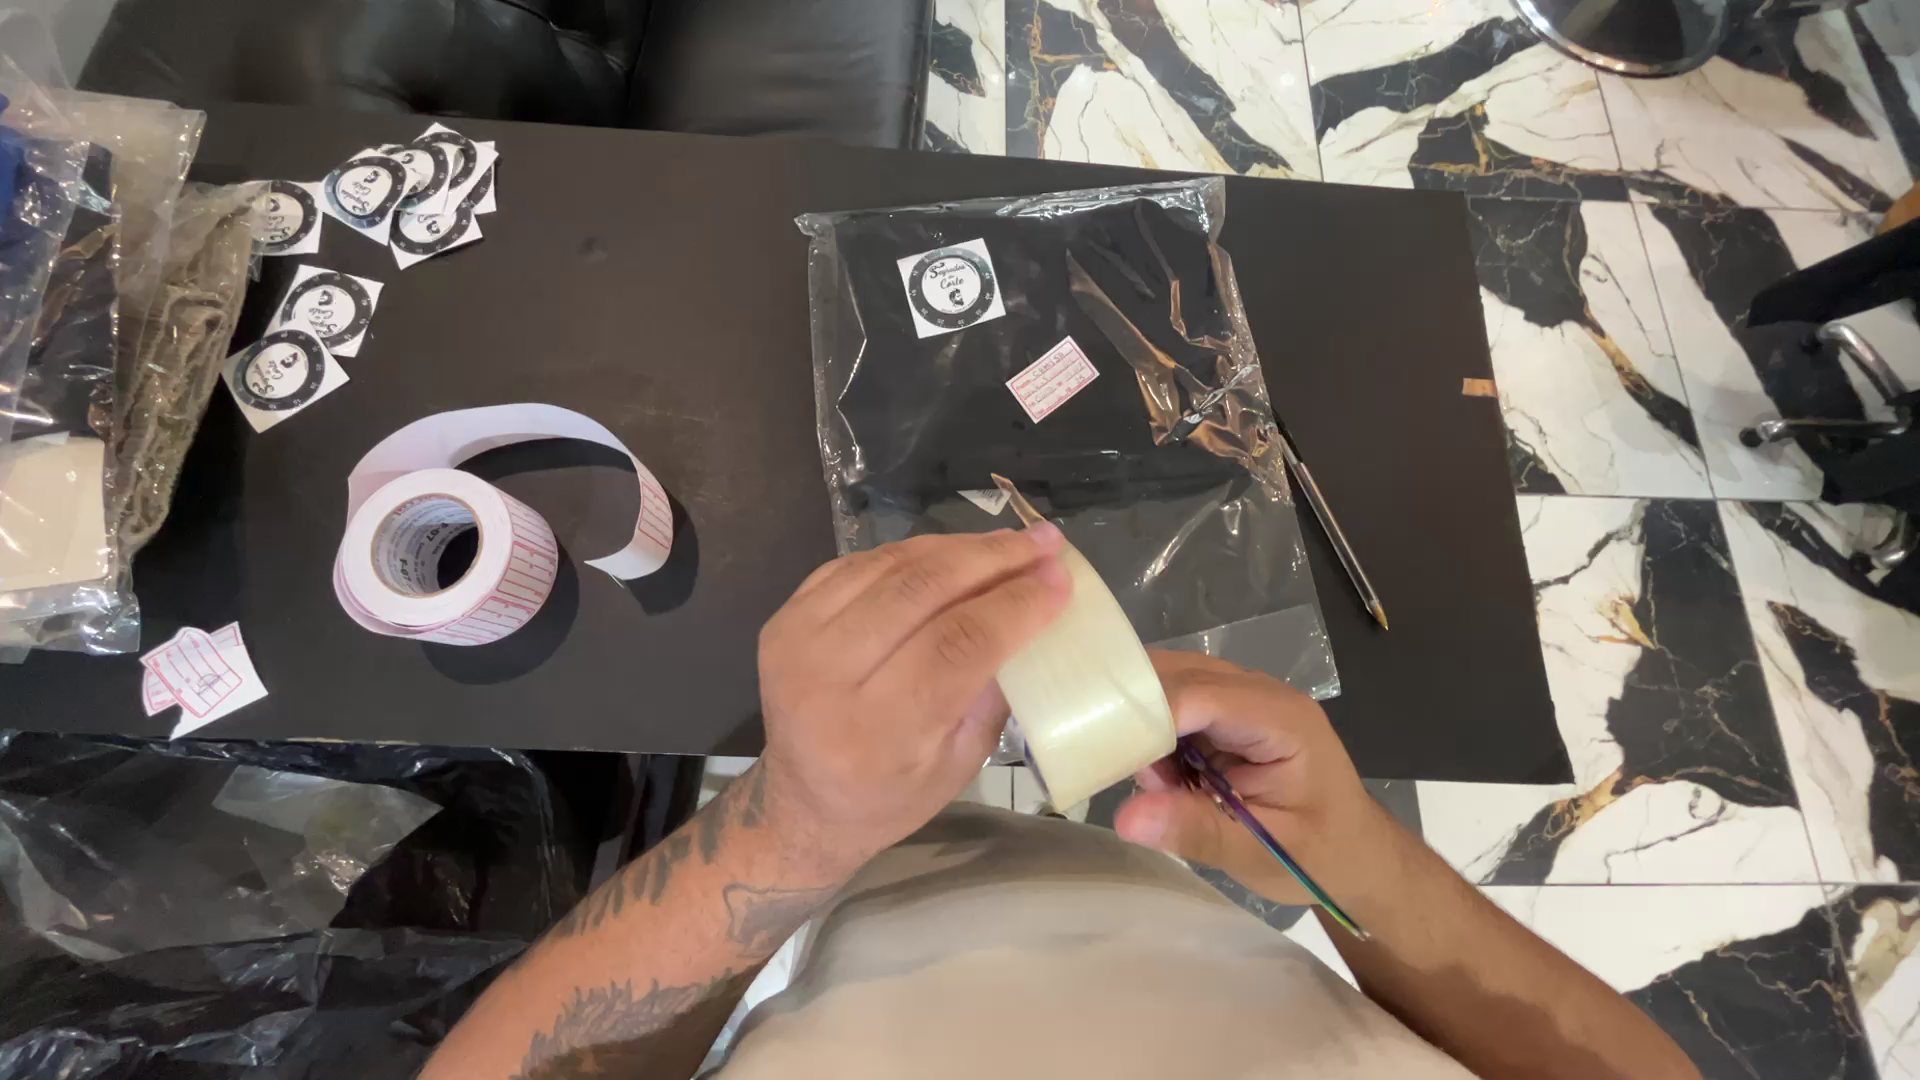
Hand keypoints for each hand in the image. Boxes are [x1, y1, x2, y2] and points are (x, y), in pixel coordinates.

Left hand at [756, 525, 1070, 868]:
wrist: (799, 800)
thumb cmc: (889, 795)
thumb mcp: (957, 765)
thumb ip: (993, 690)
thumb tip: (1033, 611)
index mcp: (874, 732)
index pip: (956, 645)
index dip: (1014, 606)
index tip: (1059, 578)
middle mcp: (826, 676)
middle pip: (923, 590)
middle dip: (993, 558)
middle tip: (1043, 542)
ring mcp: (798, 636)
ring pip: (894, 564)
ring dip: (960, 545)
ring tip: (1009, 541)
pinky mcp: (787, 614)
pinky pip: (863, 562)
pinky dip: (916, 552)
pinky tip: (955, 551)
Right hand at [1115, 650, 1399, 905]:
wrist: (1358, 857)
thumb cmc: (1322, 857)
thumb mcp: (1260, 853)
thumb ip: (1196, 830)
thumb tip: (1126, 818)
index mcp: (1280, 718)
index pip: (1198, 695)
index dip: (1147, 715)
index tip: (1105, 751)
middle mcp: (1258, 691)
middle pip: (1178, 677)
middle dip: (1139, 717)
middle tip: (1122, 769)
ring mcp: (1241, 695)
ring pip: (1169, 682)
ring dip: (1145, 725)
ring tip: (1155, 781)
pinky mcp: (1225, 709)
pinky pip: (1174, 701)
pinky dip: (1155, 732)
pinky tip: (1165, 773)